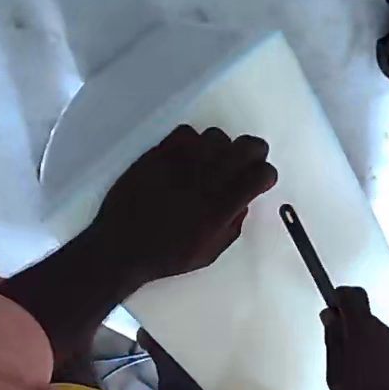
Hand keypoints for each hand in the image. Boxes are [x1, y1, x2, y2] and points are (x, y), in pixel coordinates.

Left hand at [88, 125, 277, 286]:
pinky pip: (186, 133)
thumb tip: (242, 204)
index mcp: (221, 207)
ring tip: (214, 160)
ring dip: (222, 147)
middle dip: (255, 151)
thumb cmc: (166, 256)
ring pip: (217, 136)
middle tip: (250, 159)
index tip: (262, 178)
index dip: (266, 174)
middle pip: (246, 147)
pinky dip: (192, 142)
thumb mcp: (209, 252)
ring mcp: (181, 164)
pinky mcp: (159, 155)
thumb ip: (232, 226)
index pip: (260, 175)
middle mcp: (205, 180)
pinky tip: (188, 157)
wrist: (121, 247)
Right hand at [321, 287, 388, 389]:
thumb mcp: (335, 378)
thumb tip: (331, 317)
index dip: (341, 299)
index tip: (334, 310)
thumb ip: (333, 342)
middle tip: (347, 362)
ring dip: (375, 352)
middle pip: (369, 322)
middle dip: (356, 334)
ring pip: (385, 340)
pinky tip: (388, 389)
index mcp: (364, 333)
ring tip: (368, 384)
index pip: (353, 296)